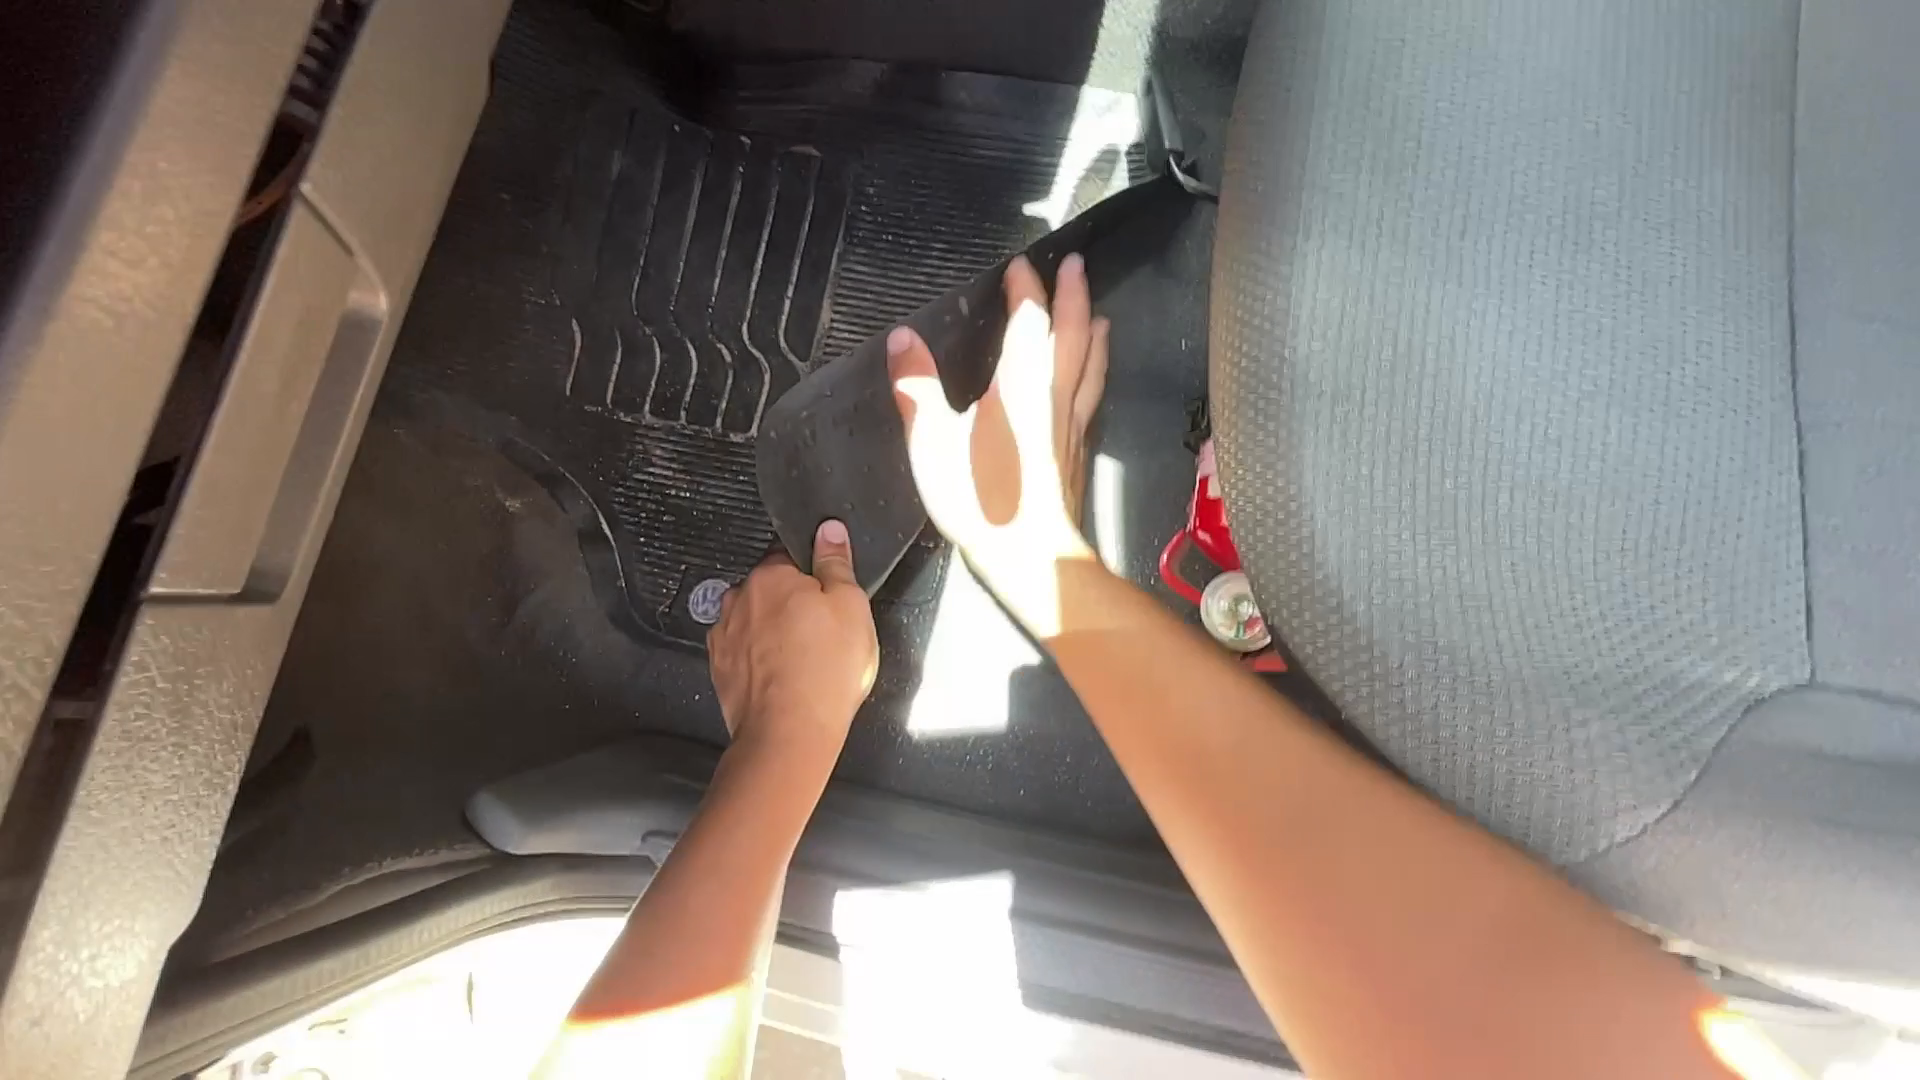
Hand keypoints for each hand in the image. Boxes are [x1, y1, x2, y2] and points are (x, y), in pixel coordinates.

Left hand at [707, 520, 878, 763]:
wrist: (789, 733)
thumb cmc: (826, 668)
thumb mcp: (851, 606)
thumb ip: (836, 562)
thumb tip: (828, 529)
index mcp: (771, 575)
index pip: (791, 557)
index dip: (815, 577)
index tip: (830, 599)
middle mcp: (739, 598)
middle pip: (770, 589)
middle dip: (792, 603)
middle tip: (823, 632)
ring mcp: (723, 635)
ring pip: (754, 620)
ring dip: (772, 630)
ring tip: (802, 659)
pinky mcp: (719, 668)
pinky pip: (743, 651)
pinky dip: (758, 658)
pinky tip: (782, 676)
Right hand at [887, 253, 1109, 628]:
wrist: (1031, 557)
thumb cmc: (981, 502)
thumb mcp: (931, 446)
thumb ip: (916, 389)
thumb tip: (902, 340)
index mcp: (1018, 387)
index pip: (1028, 323)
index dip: (1026, 291)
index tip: (1020, 266)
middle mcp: (1052, 397)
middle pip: (1071, 335)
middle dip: (1071, 296)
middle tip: (1074, 264)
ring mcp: (1070, 425)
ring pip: (1090, 365)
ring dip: (1093, 332)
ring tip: (1099, 312)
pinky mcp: (1076, 451)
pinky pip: (1092, 395)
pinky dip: (1096, 371)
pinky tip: (1094, 378)